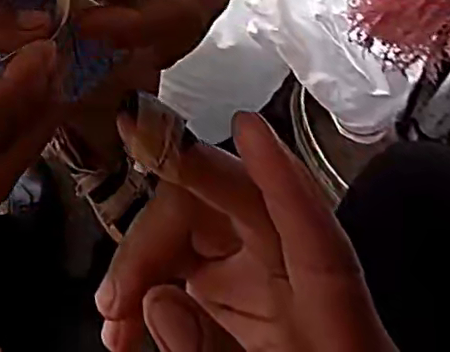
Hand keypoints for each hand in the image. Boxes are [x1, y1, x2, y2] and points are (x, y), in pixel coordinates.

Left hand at [72, 0, 246, 68]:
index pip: (182, 11)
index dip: (135, 25)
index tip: (87, 24)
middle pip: (171, 35)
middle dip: (124, 43)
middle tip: (73, 37)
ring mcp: (183, 3)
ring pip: (155, 42)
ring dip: (116, 48)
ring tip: (72, 44)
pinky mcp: (156, 7)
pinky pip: (137, 34)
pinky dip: (110, 39)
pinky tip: (80, 39)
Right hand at [96, 111, 396, 351]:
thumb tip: (157, 300)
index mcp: (336, 323)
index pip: (316, 241)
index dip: (283, 180)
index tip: (248, 125)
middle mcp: (296, 284)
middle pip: (228, 214)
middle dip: (161, 220)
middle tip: (125, 215)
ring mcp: (258, 282)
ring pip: (188, 226)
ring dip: (139, 258)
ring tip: (113, 312)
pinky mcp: (224, 288)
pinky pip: (173, 257)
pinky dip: (139, 278)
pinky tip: (120, 318)